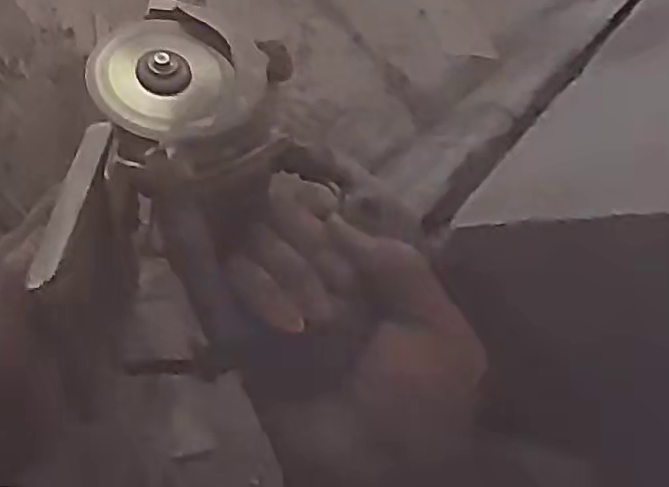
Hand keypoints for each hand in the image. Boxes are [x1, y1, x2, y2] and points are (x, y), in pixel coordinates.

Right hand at [231, 174, 486, 486]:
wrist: (363, 467)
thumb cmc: (411, 406)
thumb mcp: (443, 341)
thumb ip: (404, 269)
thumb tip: (334, 218)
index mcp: (353, 266)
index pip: (321, 208)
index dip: (330, 228)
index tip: (347, 263)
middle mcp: (303, 263)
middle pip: (280, 212)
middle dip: (306, 254)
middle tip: (331, 309)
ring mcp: (263, 282)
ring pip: (251, 237)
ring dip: (283, 275)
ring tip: (308, 328)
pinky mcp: (229, 304)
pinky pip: (226, 270)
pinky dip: (256, 291)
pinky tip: (284, 325)